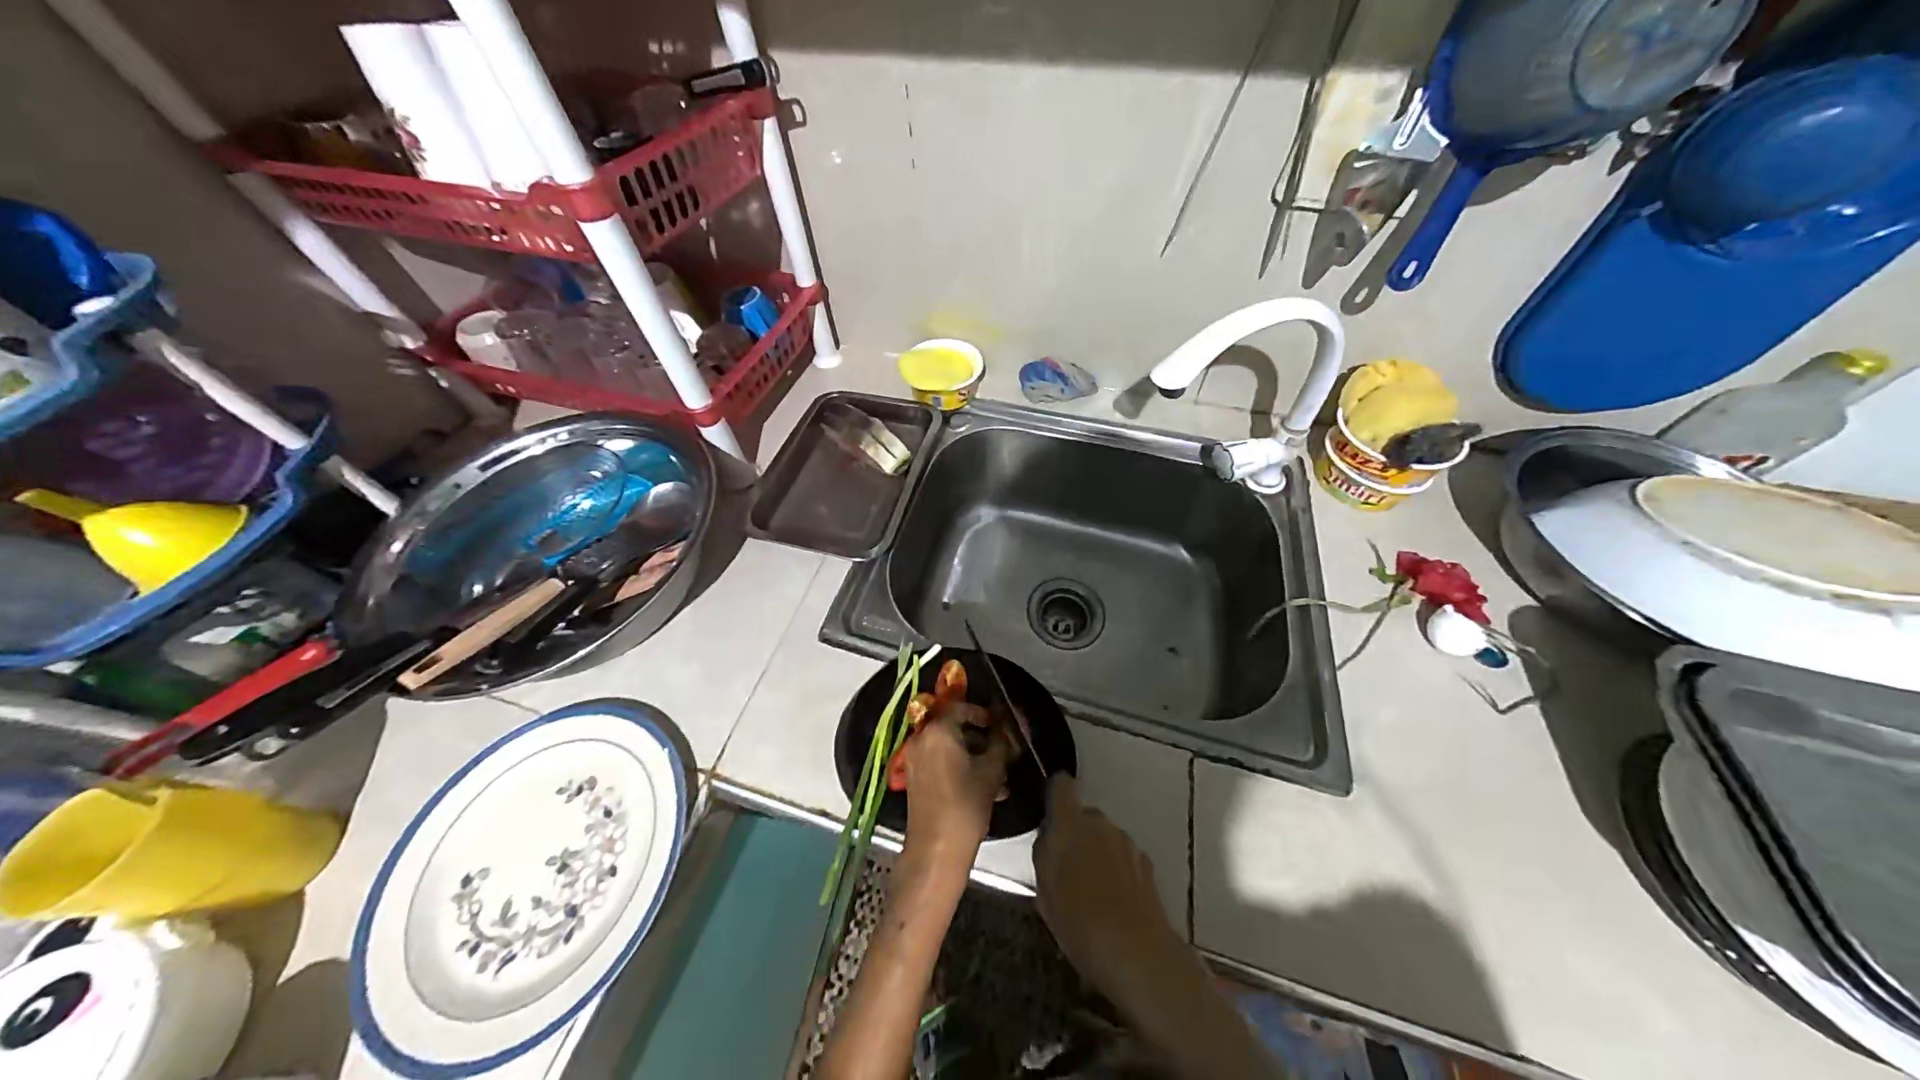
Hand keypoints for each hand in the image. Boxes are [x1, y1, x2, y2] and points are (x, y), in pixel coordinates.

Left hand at [903, 701, 1010, 862]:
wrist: (937, 849)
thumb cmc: (966, 805)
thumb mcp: (992, 770)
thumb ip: (1001, 742)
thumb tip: (1008, 725)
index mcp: (937, 731)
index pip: (959, 707)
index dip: (981, 712)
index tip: (998, 724)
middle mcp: (920, 739)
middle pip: (951, 726)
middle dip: (977, 735)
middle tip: (999, 748)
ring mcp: (914, 760)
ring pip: (946, 746)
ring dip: (970, 753)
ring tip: (996, 772)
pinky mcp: (914, 778)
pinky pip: (938, 761)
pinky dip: (957, 765)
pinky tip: (980, 785)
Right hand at [1034, 775, 1187, 1016]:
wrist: (1136, 953)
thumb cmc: (1078, 922)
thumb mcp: (1044, 889)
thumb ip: (1045, 853)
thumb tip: (1050, 837)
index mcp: (1070, 823)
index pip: (1061, 785)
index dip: (1054, 795)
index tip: (1049, 815)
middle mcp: (1101, 824)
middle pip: (1084, 816)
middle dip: (1074, 835)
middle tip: (1064, 870)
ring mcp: (1128, 843)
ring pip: (1104, 838)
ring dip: (1096, 853)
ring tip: (1089, 893)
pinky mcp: (1147, 865)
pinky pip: (1122, 858)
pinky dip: (1116, 871)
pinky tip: (1112, 903)